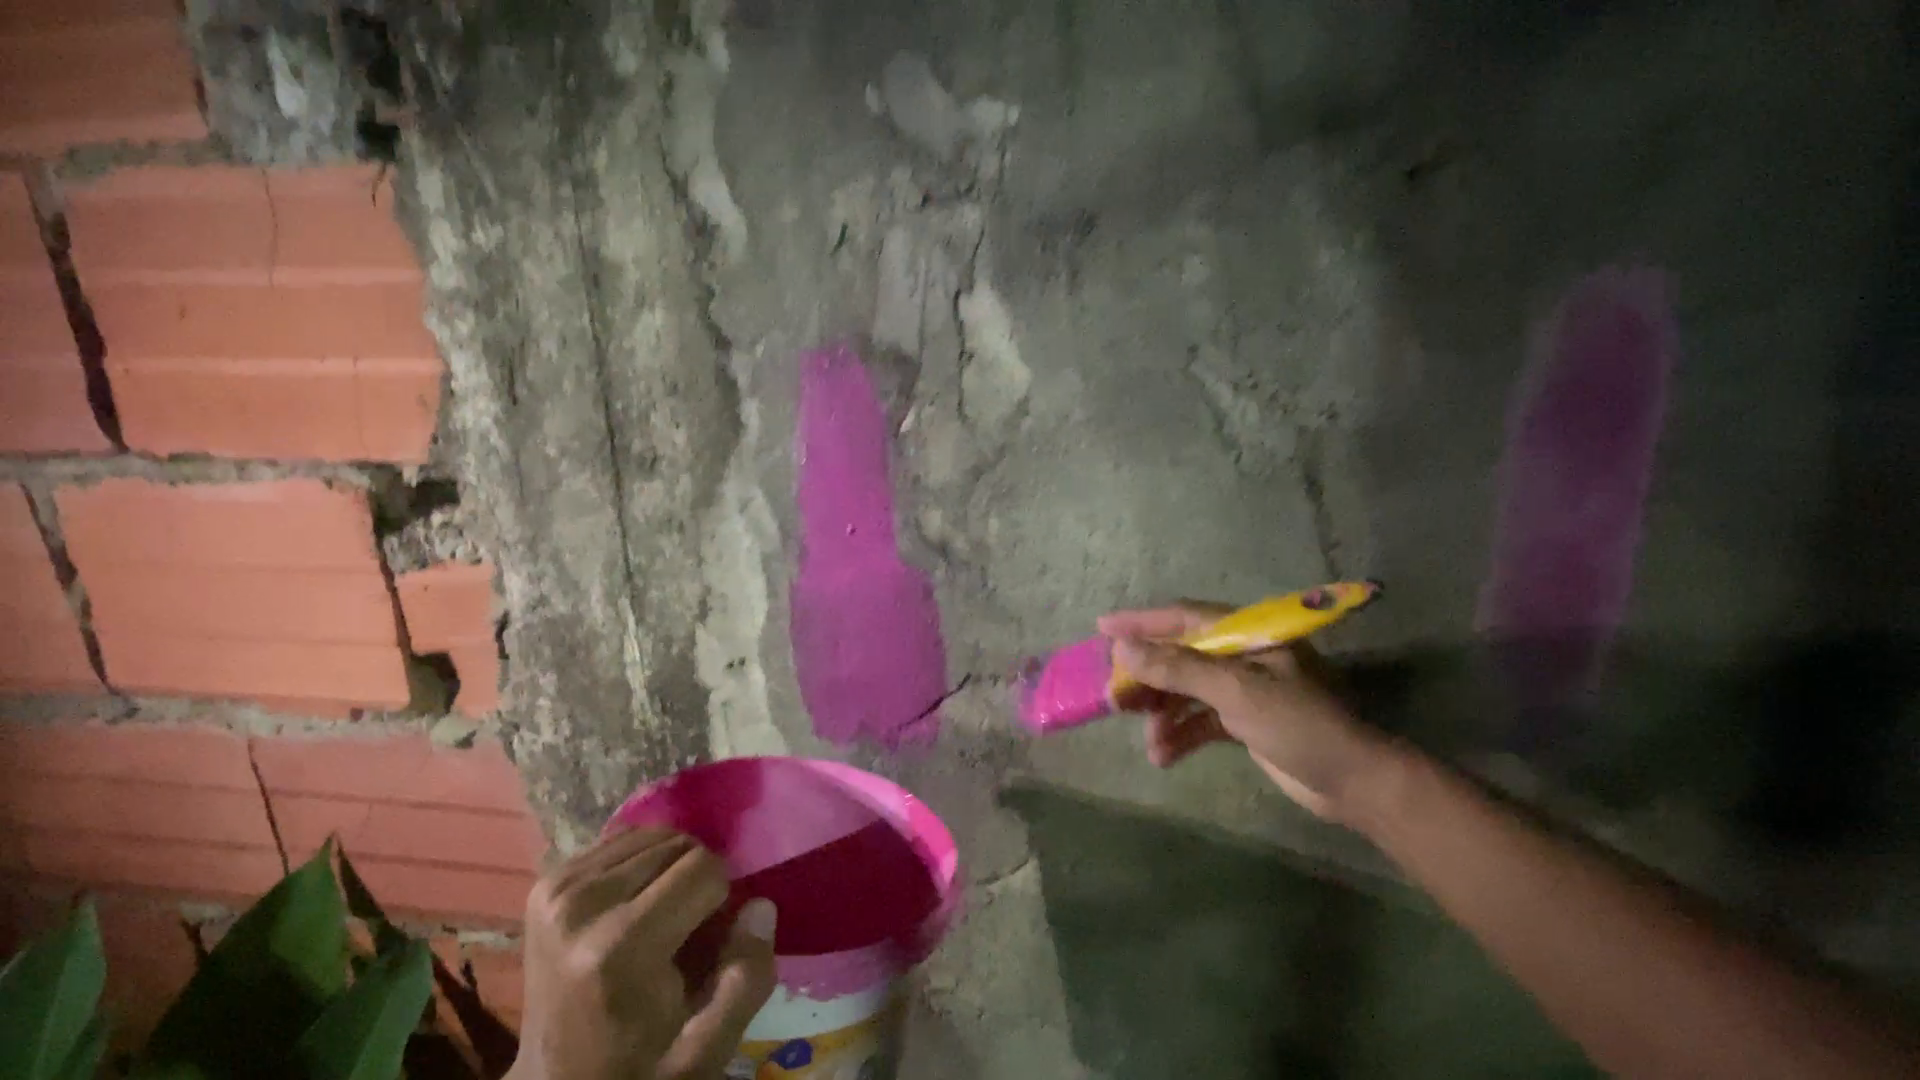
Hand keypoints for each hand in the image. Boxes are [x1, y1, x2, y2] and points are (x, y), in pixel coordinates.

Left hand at [509, 826, 776, 1079]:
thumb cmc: (640, 1067)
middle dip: (696, 880)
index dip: (722, 899)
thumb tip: (760, 905)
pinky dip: (641, 864)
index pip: (704, 868)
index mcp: (621, 946)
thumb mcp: (704, 1052)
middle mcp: (581, 904)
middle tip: (688, 931)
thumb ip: (745, 981)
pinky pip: (620, 842)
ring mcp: (557, 889)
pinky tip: (636, 904)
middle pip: (677, 845)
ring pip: (651, 837)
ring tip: (661, 918)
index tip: (711, 941)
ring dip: (670, 869)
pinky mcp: (546, 882)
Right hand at [1099, 601, 1397, 822]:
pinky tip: (1163, 757)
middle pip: (1180, 656)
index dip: (1141, 622)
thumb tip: (1123, 648)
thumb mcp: (1236, 692)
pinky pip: (1200, 721)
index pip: (1184, 617)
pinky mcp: (1245, 722)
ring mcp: (1244, 690)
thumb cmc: (1299, 724)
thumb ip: (1178, 669)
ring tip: (1146, 739)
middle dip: (1147, 677)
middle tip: (1112, 696)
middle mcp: (1242, 656)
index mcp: (1248, 635)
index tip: (1101, 627)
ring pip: (1187, 692)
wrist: (1353, 781)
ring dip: (1162, 714)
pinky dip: (1181, 735)